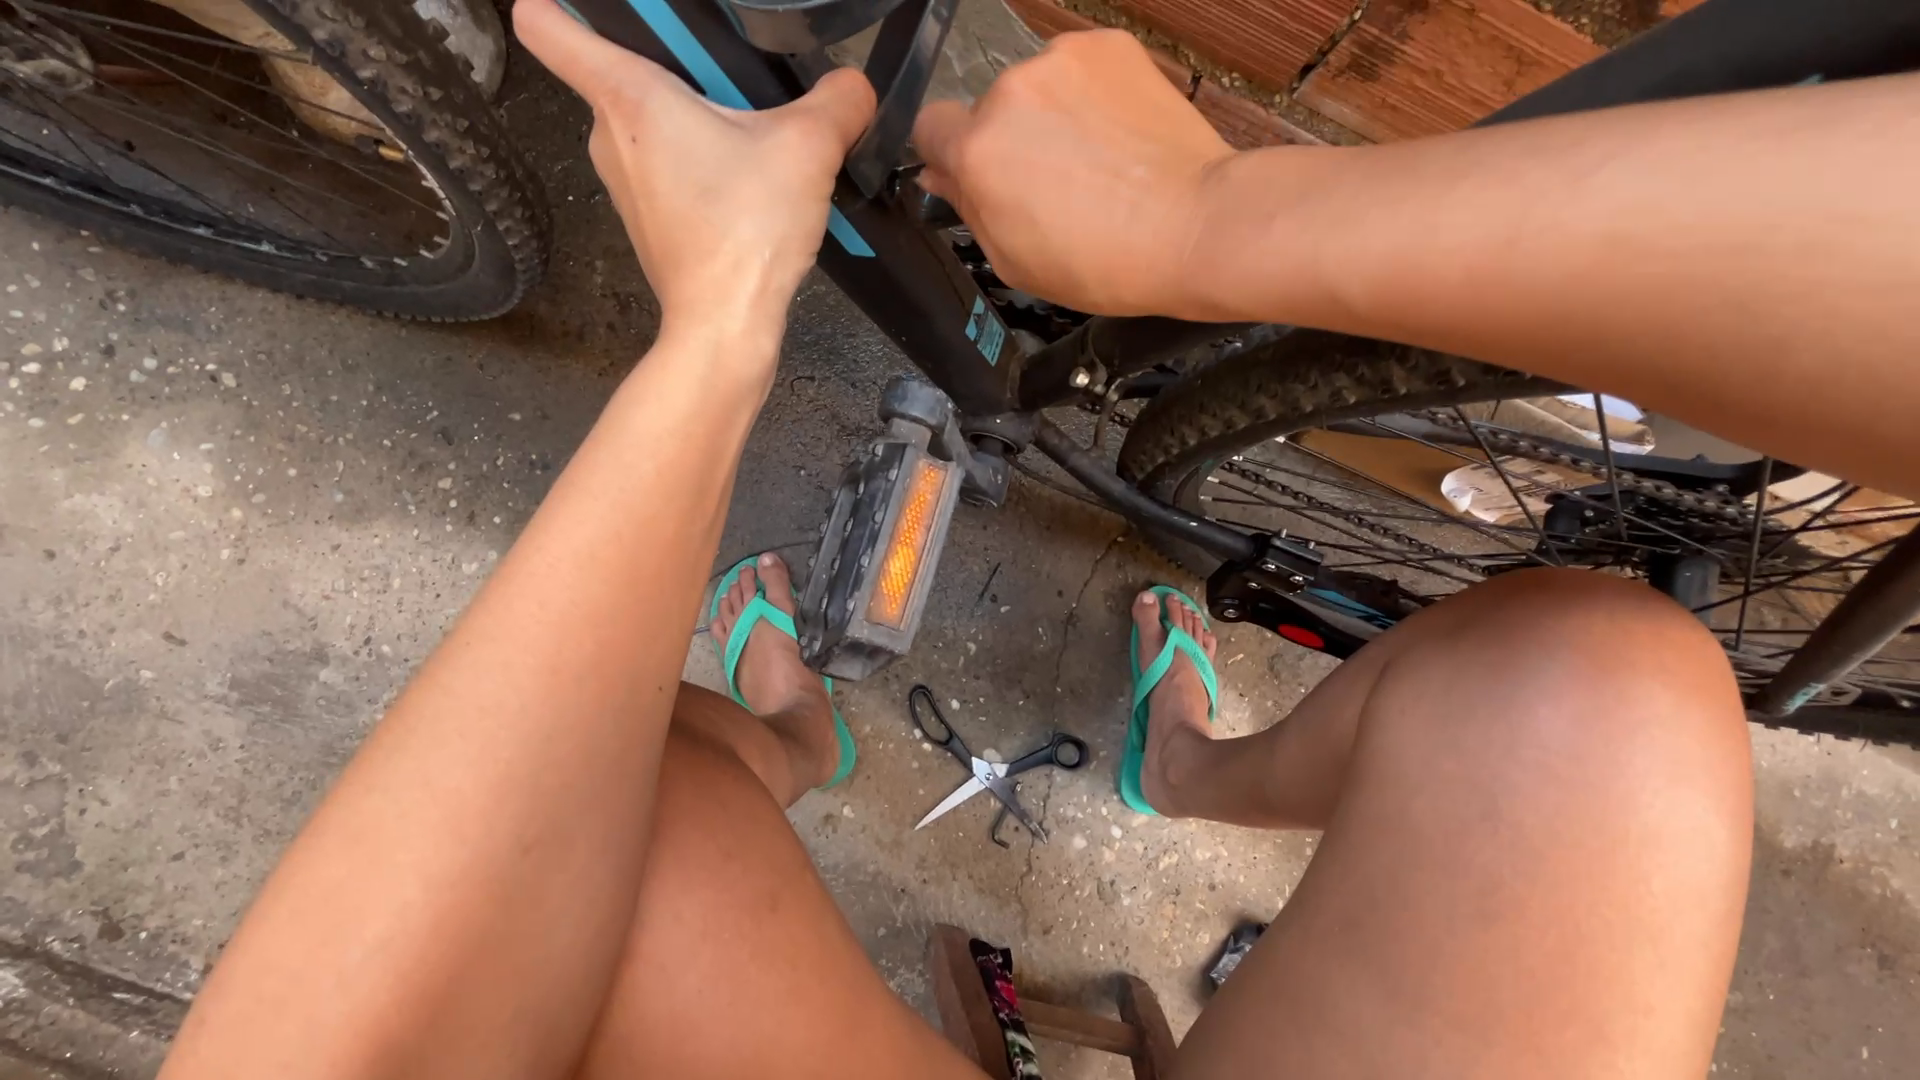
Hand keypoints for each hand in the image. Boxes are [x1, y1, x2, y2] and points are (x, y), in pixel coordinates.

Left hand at [516, 0, 874, 344]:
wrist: (725, 322)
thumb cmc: (747, 228)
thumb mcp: (808, 149)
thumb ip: (838, 102)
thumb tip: (854, 88)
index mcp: (627, 96)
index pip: (546, 23)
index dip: (560, 4)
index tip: (597, 7)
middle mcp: (608, 136)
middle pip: (625, 75)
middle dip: (680, 77)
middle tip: (739, 95)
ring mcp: (624, 187)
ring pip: (654, 131)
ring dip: (698, 130)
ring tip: (753, 153)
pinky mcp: (647, 225)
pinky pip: (669, 176)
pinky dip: (701, 175)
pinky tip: (746, 198)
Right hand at [914, 30, 1236, 317]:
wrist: (1193, 226)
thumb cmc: (1102, 263)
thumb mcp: (1014, 261)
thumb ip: (968, 209)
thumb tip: (939, 174)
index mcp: (978, 152)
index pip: (929, 127)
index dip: (949, 155)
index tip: (978, 176)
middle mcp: (1010, 92)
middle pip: (988, 110)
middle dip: (1010, 141)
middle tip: (1054, 183)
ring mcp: (1061, 60)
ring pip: (1035, 89)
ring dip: (1050, 117)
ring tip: (1096, 161)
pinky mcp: (1108, 46)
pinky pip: (1078, 70)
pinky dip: (1090, 97)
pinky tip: (1118, 138)